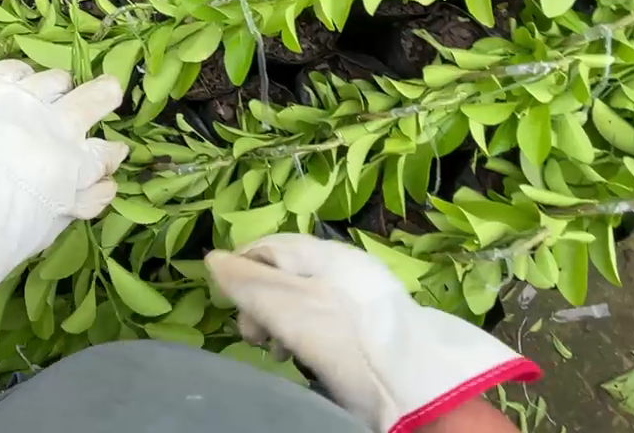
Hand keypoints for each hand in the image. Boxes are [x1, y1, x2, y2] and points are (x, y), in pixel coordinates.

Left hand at [0, 60, 127, 308]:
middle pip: (96, 97)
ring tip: (52, 93)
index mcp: (78, 162)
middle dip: (106, 93)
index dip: (111, 152)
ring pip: (57, 78)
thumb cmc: (12, 227)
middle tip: (109, 89)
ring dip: (58, 86)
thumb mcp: (59, 220)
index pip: (106, 152)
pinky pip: (15, 68)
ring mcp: (27, 100)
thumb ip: (87, 199)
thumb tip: (108, 183)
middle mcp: (59, 125)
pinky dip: (19, 75)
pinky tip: (18, 84)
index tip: (113, 151)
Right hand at [206, 234, 538, 432]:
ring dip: (280, 317)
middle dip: (259, 300)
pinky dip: (307, 328)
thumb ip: (249, 283)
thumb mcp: (288, 311)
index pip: (266, 245)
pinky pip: (325, 312)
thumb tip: (213, 258)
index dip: (240, 269)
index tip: (229, 305)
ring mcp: (360, 289)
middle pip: (283, 270)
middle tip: (253, 337)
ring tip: (276, 350)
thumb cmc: (344, 343)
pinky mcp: (373, 318)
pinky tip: (307, 355)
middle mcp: (341, 262)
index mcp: (321, 252)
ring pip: (303, 293)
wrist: (420, 389)